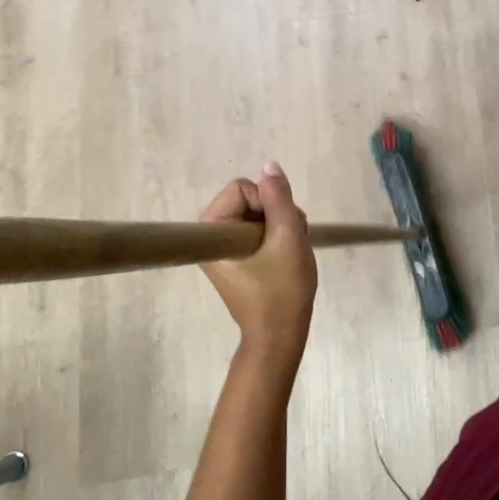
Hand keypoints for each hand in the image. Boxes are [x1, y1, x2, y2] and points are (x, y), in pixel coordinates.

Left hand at [200, 160, 317, 358]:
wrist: (280, 334)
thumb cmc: (282, 288)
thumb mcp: (288, 238)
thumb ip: (279, 199)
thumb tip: (269, 165)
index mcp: (212, 231)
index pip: (242, 189)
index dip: (269, 203)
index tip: (280, 230)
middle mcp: (209, 236)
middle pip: (249, 199)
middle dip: (276, 214)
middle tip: (288, 241)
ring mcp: (221, 248)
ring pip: (257, 213)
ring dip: (280, 225)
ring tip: (288, 251)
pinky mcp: (232, 257)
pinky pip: (256, 229)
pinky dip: (275, 236)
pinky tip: (284, 255)